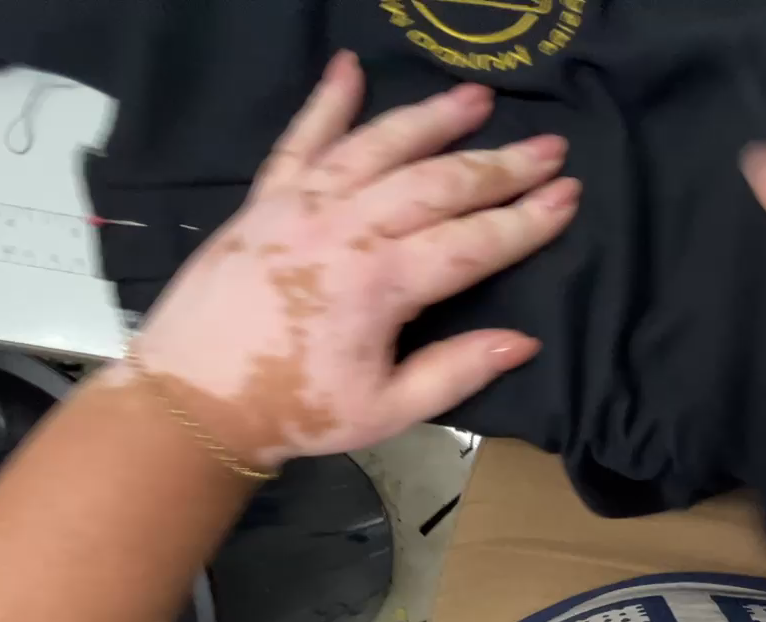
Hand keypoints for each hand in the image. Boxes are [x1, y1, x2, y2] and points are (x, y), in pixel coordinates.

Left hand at [128, 51, 579, 465]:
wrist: (197, 400)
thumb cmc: (300, 410)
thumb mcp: (390, 410)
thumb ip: (457, 371)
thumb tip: (523, 342)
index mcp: (381, 283)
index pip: (473, 243)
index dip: (526, 221)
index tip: (568, 196)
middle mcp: (346, 228)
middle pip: (438, 183)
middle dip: (500, 164)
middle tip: (549, 146)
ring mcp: (301, 205)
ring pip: (379, 146)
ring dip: (433, 118)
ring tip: (477, 97)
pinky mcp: (266, 199)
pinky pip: (301, 139)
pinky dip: (326, 103)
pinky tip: (348, 67)